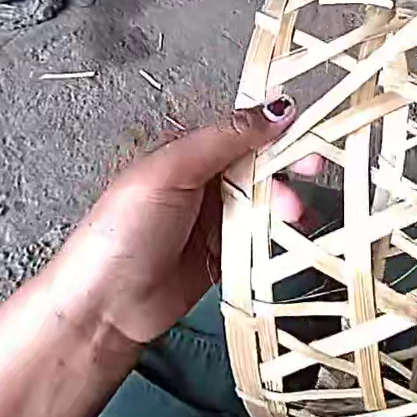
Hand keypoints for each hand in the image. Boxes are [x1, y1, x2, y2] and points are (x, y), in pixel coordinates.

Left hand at [49, 99, 296, 344]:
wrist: (104, 307)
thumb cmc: (122, 231)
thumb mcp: (172, 171)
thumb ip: (225, 139)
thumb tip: (274, 109)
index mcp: (189, 152)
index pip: (241, 130)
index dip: (276, 128)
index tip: (309, 129)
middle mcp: (205, 181)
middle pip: (258, 165)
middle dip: (287, 165)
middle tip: (312, 169)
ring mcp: (215, 218)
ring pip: (264, 200)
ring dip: (284, 202)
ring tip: (292, 213)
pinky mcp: (225, 253)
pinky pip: (261, 236)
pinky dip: (280, 234)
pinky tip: (293, 233)